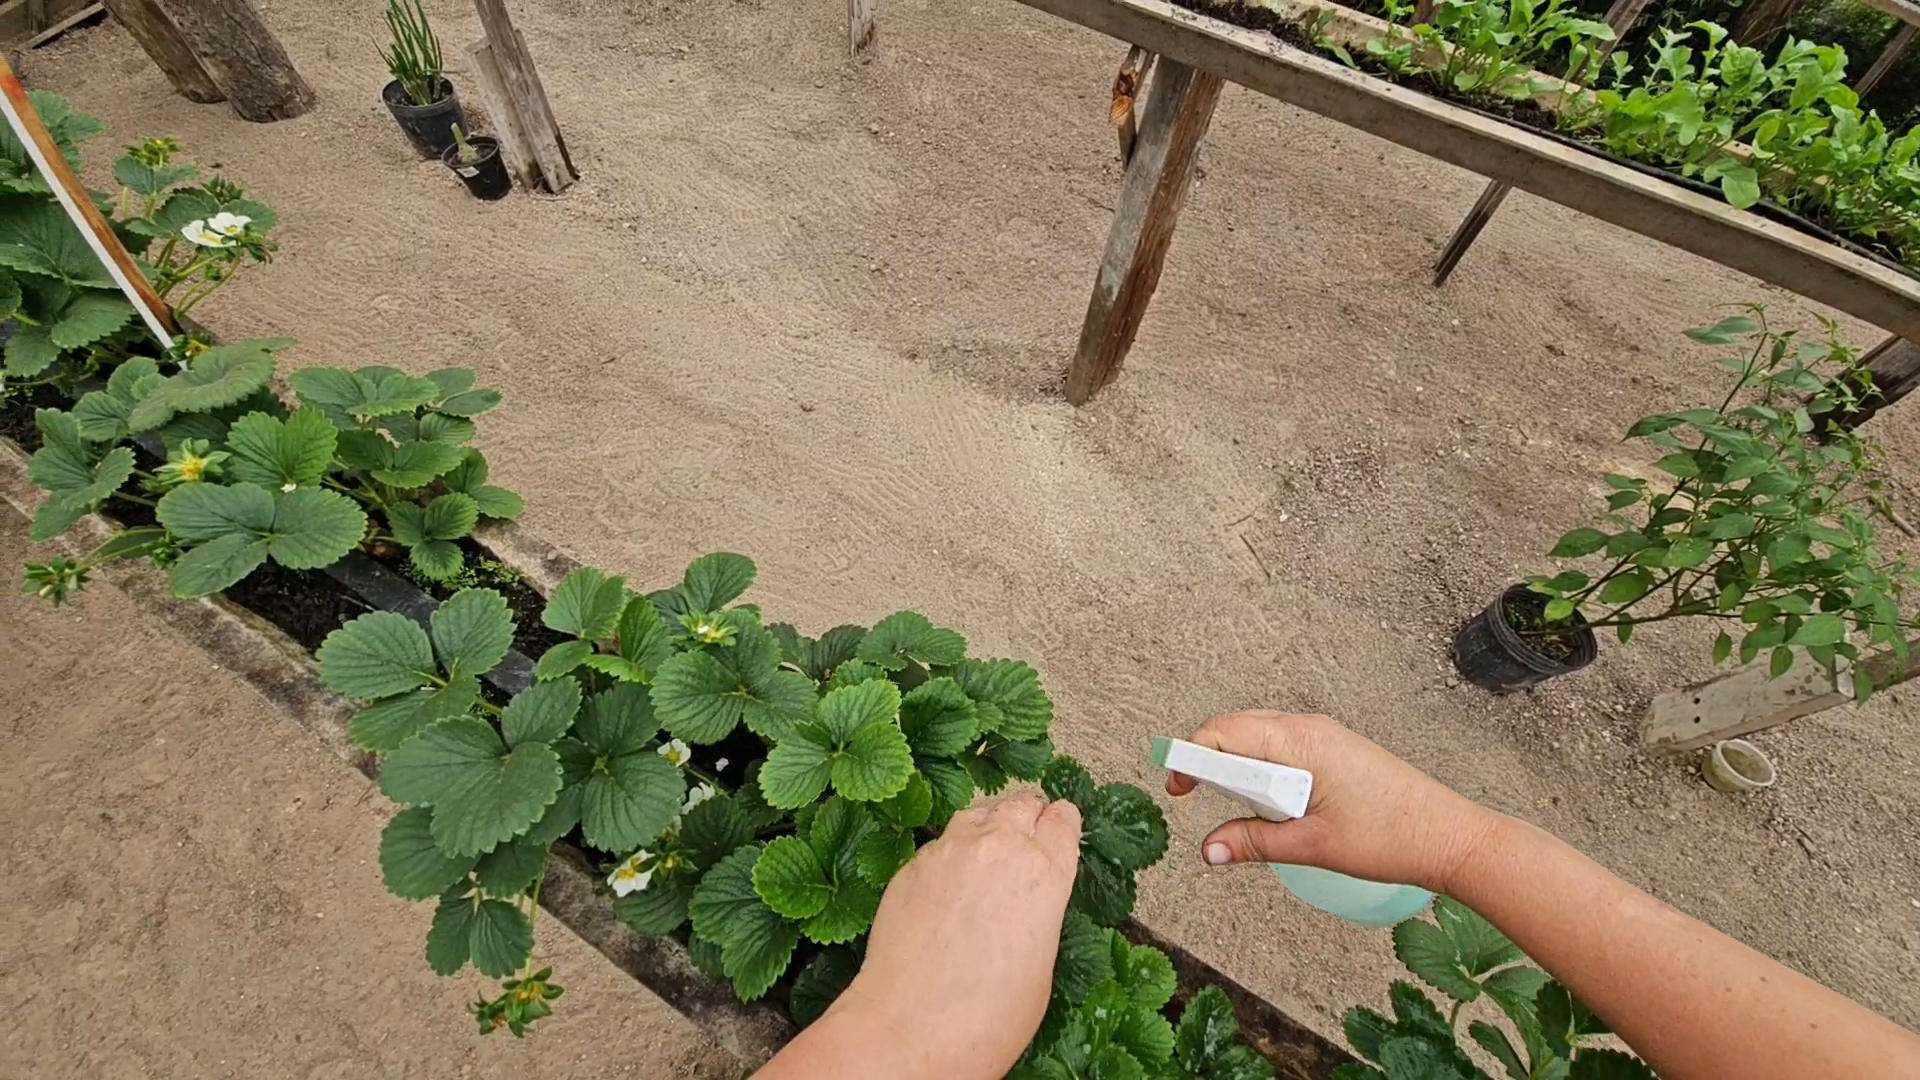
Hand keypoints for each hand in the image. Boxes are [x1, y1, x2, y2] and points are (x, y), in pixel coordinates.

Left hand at [761, 793, 1082, 1079]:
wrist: (911, 1028)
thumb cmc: (987, 1015)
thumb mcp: (1042, 961)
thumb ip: (1041, 906)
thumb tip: (1032, 891)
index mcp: (1044, 872)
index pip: (1063, 819)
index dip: (1063, 823)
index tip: (1061, 826)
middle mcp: (1001, 846)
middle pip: (1023, 805)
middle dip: (1029, 818)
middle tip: (1028, 835)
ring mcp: (954, 848)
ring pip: (981, 812)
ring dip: (992, 824)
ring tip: (991, 848)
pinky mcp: (918, 860)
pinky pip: (945, 840)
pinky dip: (955, 850)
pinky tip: (953, 880)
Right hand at [1167, 710, 1497, 893]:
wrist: (1454, 838)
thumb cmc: (1392, 837)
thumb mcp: (1312, 845)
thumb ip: (1254, 843)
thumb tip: (1208, 850)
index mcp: (1298, 741)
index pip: (1223, 733)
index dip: (1190, 756)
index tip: (1176, 787)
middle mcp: (1306, 726)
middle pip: (1234, 727)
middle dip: (1206, 757)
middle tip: (1192, 794)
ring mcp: (1320, 733)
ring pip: (1255, 732)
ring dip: (1232, 760)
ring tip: (1229, 798)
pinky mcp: (1331, 745)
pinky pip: (1277, 741)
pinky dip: (1257, 762)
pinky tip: (1264, 793)